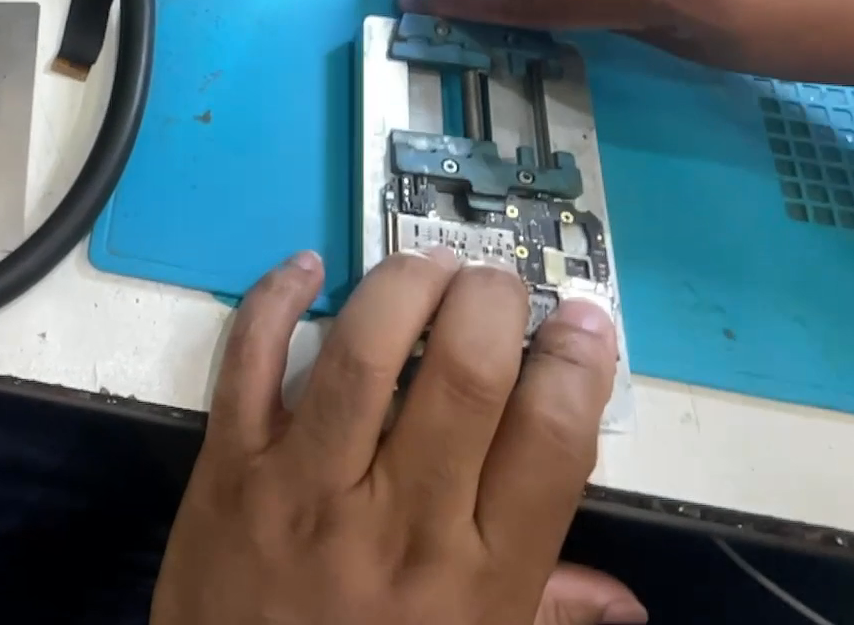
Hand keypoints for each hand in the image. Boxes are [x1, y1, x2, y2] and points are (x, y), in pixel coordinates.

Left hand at [152, 249, 635, 624]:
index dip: (576, 367)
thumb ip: (540, 614)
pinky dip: (274, 300)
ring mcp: (303, 481)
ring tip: (424, 263)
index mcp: (477, 575)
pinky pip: (249, 360)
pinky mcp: (230, 458)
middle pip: (462, 381)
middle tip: (492, 279)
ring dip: (398, 291)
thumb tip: (623, 597)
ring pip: (359, 358)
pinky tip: (306, 266)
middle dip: (488, 306)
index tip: (581, 318)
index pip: (550, 445)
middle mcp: (397, 519)